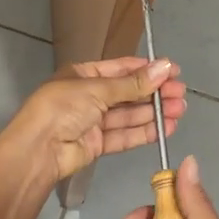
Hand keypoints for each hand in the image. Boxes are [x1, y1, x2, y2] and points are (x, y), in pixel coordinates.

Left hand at [0, 56, 188, 182]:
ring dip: (154, 112)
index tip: (173, 71)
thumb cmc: (62, 108)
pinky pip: (125, 135)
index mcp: (85, 75)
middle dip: (155, 93)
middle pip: (129, 92)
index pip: (122, 69)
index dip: (148, 69)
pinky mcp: (97, 145)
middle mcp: (90, 96)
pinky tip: (165, 128)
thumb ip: (133, 84)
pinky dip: (145, 131)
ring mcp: (94, 121)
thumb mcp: (98, 89)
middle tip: (180, 94)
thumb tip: (165, 67)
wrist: (37, 151)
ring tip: (179, 110)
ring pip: (129, 114)